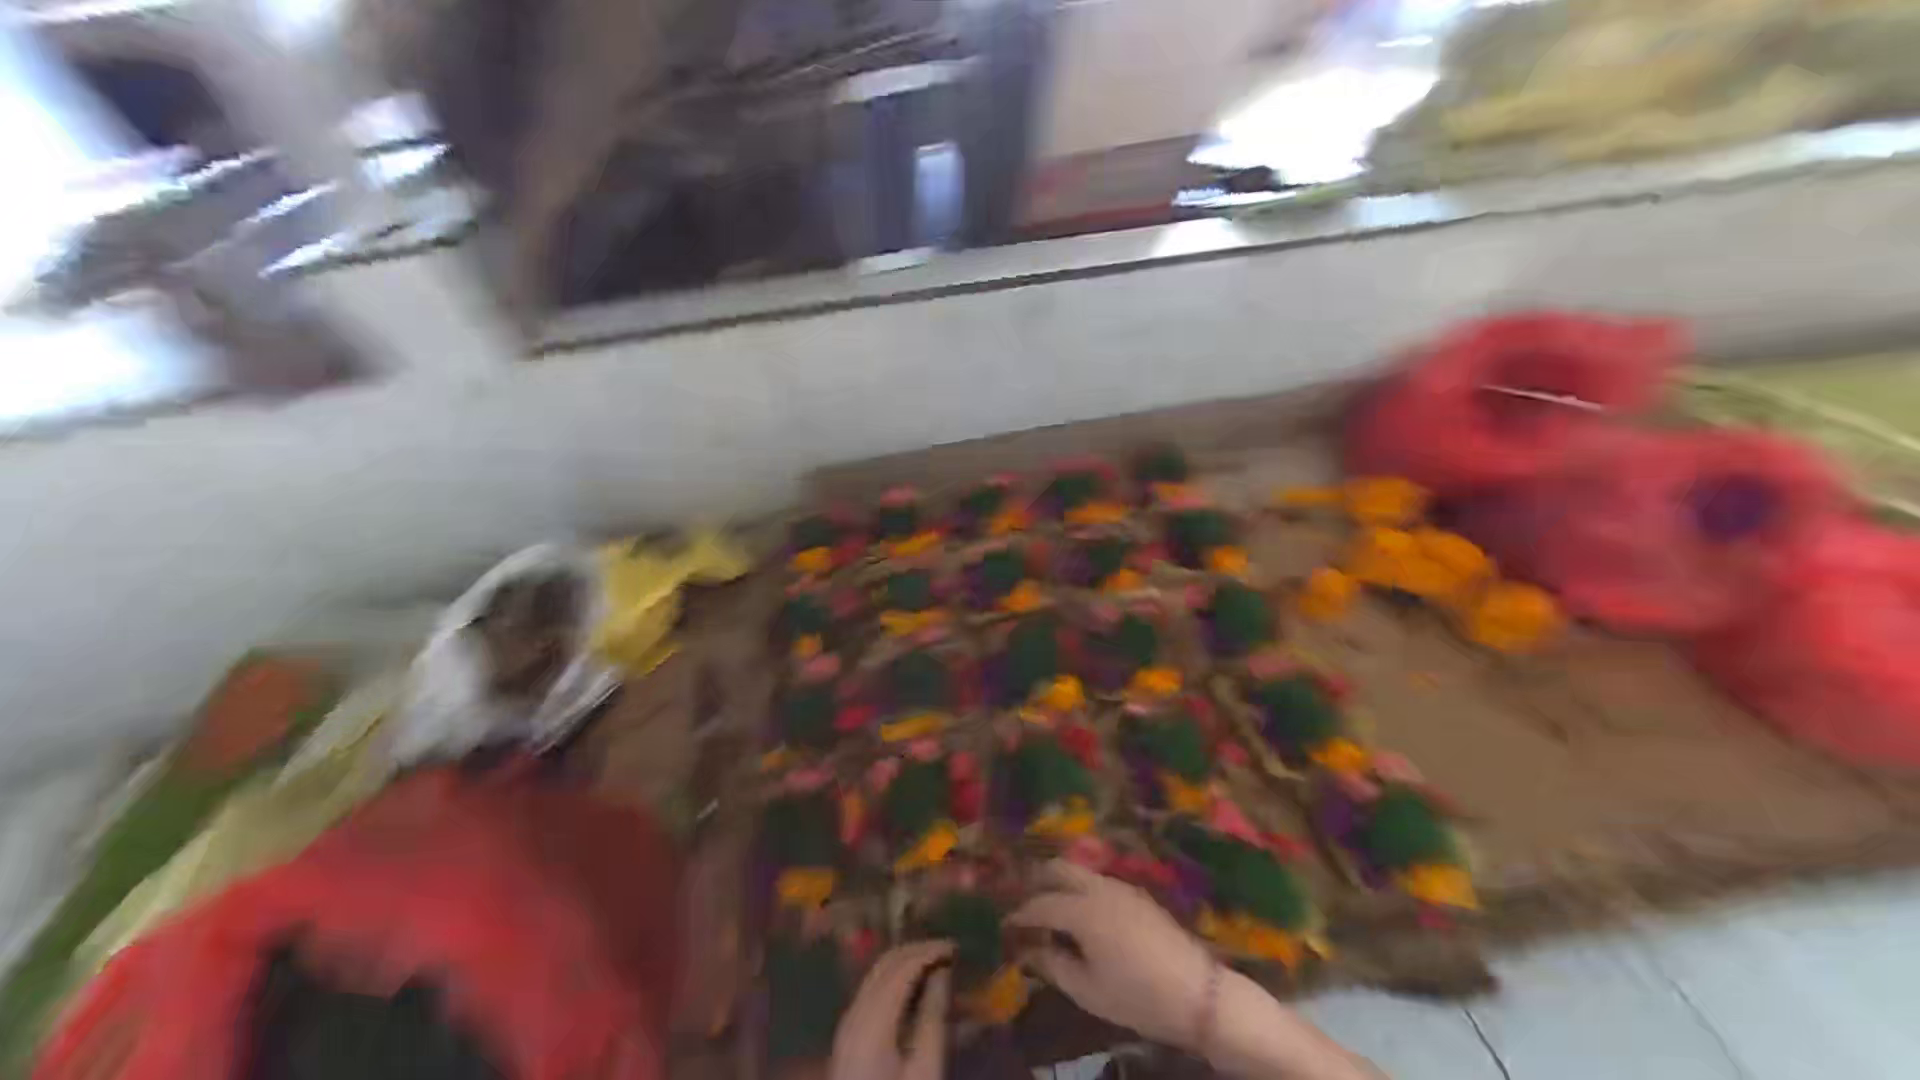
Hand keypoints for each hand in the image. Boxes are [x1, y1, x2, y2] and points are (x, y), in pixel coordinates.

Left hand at [829, 942, 952, 1079]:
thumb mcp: (925, 1072)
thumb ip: (933, 1018)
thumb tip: (942, 973)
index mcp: (871, 1023)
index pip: (902, 967)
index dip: (929, 951)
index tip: (957, 948)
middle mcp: (853, 1015)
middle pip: (885, 964)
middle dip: (917, 951)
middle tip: (950, 951)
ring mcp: (847, 1026)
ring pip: (876, 975)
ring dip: (906, 962)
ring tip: (937, 964)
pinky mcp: (848, 1037)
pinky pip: (872, 991)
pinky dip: (895, 979)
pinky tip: (916, 988)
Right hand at [1010, 861, 1379, 1079]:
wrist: (1200, 994)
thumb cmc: (1138, 997)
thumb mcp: (1088, 990)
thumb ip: (1053, 964)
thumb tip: (1028, 950)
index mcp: (1082, 909)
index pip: (1039, 905)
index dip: (1018, 915)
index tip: (1003, 925)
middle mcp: (1098, 888)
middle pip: (1058, 869)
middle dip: (1036, 882)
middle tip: (1022, 904)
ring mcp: (1120, 887)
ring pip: (1079, 872)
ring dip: (1059, 884)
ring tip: (1048, 910)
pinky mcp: (1137, 895)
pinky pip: (1097, 881)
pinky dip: (1080, 889)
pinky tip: (1080, 915)